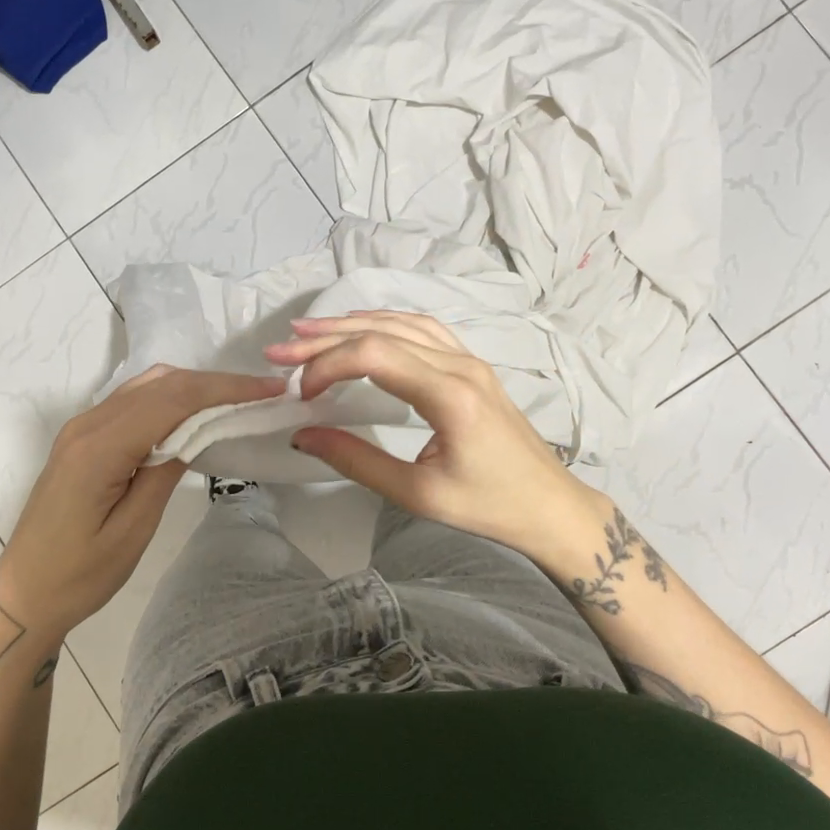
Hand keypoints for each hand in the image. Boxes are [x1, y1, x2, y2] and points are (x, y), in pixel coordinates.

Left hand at [0, 366, 284, 642]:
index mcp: (99, 447)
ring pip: (145, 387)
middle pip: (160, 384)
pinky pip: (131, 402)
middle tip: (261, 393)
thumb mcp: (132, 531)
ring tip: (236, 399)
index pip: (172, 399)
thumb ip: (164, 472)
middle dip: (214, 383)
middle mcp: (87, 425)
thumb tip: (198, 429)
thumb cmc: (79, 576)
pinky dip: (168, 398)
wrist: (23, 595)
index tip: (268, 389)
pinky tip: (192, 412)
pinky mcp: (81, 439)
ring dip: (192, 386)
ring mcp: (80, 428)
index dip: (223, 388)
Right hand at [266, 311, 606, 555]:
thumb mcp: (418, 494)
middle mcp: (459, 365)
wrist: (550, 506)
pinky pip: (421, 328)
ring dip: (350, 324)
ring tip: (307, 331)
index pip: (374, 355)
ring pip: (401, 323)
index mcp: (449, 395)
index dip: (327, 364)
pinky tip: (359, 329)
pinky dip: (382, 324)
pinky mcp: (471, 365)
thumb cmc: (488, 506)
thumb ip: (358, 461)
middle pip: (381, 332)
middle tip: (279, 350)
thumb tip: (302, 435)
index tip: (300, 393)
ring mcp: (469, 360)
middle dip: (324, 339)